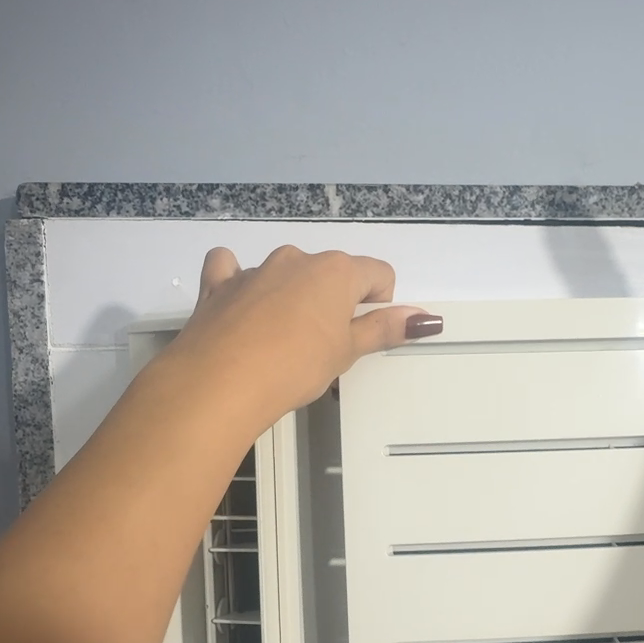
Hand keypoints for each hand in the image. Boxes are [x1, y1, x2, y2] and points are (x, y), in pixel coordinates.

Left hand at [161, 245, 439, 429]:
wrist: (221, 382)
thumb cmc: (296, 367)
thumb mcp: (347, 352)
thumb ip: (384, 329)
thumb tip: (425, 318)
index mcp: (336, 271)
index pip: (378, 274)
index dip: (378, 304)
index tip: (362, 334)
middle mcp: (297, 260)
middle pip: (331, 273)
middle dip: (334, 302)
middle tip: (324, 346)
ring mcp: (255, 269)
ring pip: (285, 273)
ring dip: (292, 297)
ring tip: (282, 341)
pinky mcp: (218, 285)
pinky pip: (231, 269)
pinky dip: (239, 282)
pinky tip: (240, 307)